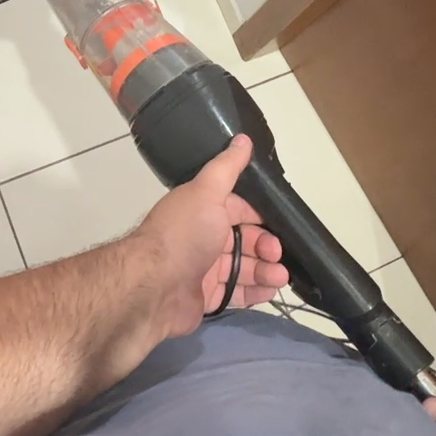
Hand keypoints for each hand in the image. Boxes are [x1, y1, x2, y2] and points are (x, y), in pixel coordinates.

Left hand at [126, 135, 287, 336]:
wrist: (154, 287)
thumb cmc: (184, 235)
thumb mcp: (207, 192)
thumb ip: (227, 167)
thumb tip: (243, 138)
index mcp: (203, 210)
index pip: (239, 209)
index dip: (261, 216)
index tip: (281, 224)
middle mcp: (203, 237)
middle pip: (244, 240)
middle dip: (266, 246)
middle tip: (277, 255)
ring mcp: (204, 269)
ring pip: (243, 267)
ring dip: (266, 270)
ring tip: (280, 276)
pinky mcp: (206, 297)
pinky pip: (237, 293)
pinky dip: (255, 292)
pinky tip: (271, 290)